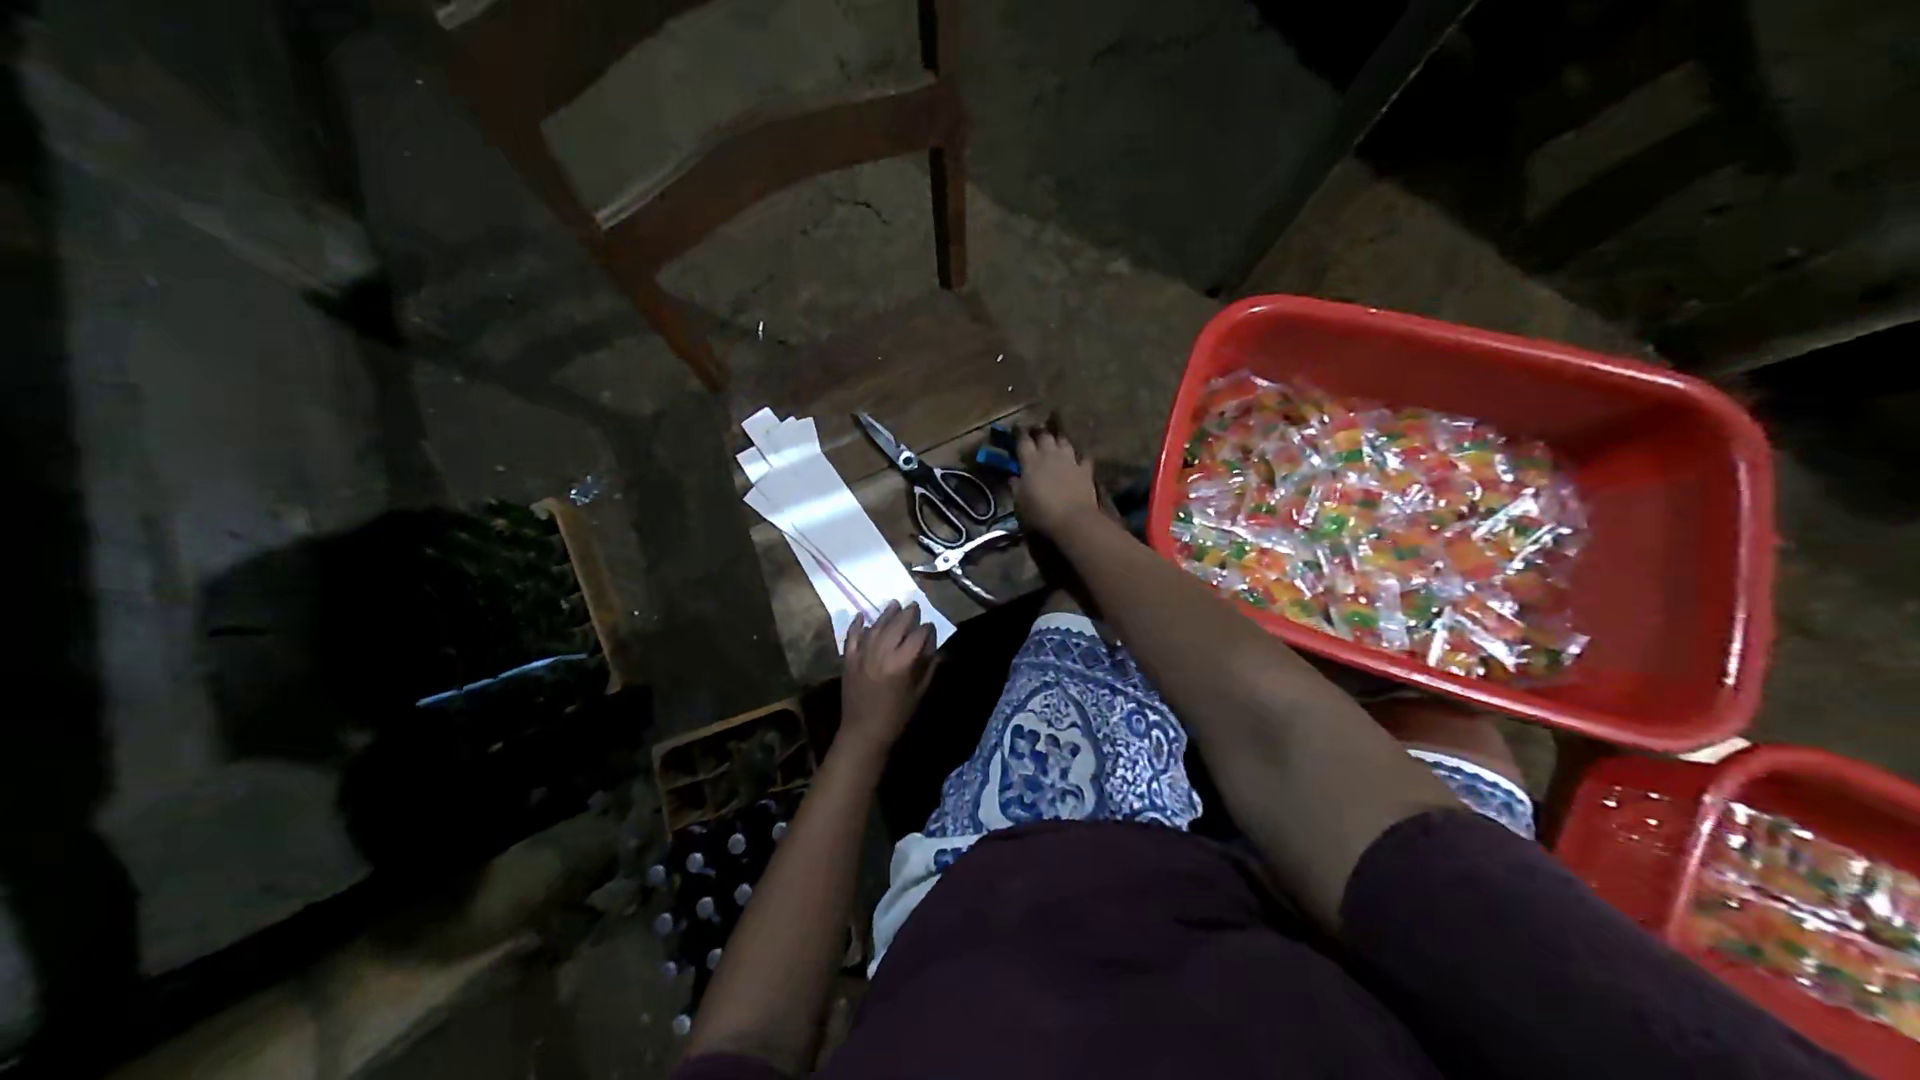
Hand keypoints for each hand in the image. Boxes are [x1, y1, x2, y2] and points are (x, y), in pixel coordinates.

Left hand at [841, 601, 936, 756]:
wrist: (865, 732)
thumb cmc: (898, 715)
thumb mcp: (920, 692)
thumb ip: (929, 666)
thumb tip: (935, 647)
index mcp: (903, 662)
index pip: (919, 635)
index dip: (927, 629)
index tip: (930, 628)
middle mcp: (883, 653)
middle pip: (897, 624)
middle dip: (908, 614)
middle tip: (914, 606)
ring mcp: (863, 654)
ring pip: (876, 626)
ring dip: (886, 614)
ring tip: (895, 604)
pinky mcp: (849, 659)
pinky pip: (852, 636)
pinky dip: (857, 625)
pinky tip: (861, 615)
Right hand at [1014, 427, 1100, 539]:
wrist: (1073, 519)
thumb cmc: (1041, 513)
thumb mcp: (1020, 503)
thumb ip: (1016, 487)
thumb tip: (1013, 477)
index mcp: (1031, 461)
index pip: (1023, 441)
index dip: (1019, 434)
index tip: (1016, 430)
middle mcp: (1050, 455)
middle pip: (1045, 436)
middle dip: (1039, 433)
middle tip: (1036, 434)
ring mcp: (1070, 461)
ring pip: (1064, 442)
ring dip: (1059, 440)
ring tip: (1056, 442)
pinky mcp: (1085, 470)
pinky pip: (1083, 458)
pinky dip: (1080, 457)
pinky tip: (1079, 460)